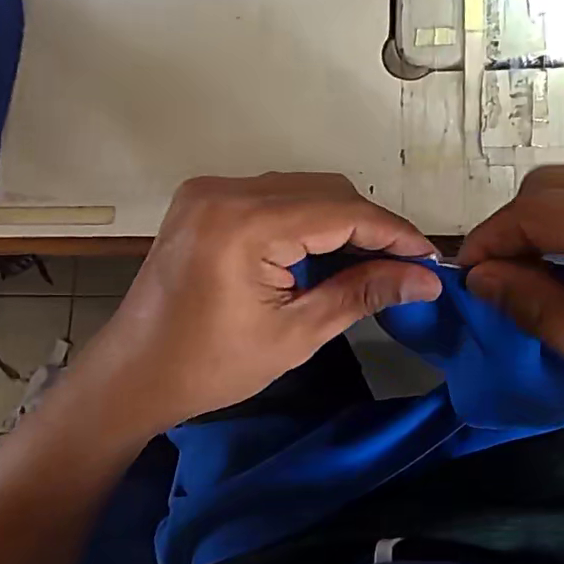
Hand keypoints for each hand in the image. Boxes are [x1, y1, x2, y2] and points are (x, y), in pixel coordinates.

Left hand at [65, 174, 442, 434]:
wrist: (134, 374)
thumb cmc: (212, 367)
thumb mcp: (296, 334)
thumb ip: (362, 293)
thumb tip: (425, 278)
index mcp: (245, 225)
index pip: (342, 211)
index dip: (394, 232)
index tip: (429, 258)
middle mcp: (225, 191)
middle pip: (324, 190)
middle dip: (368, 226)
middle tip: (401, 268)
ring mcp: (209, 190)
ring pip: (300, 189)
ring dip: (339, 221)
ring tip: (366, 264)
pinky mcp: (202, 200)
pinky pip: (272, 196)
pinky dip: (305, 220)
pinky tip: (321, 254)